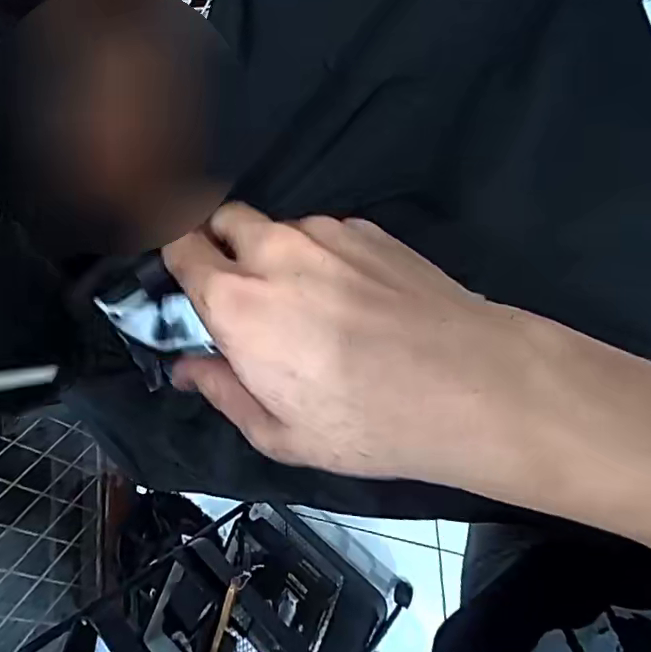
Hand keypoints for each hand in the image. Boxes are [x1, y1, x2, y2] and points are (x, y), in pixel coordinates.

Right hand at [162, 203, 554, 484]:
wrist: (475, 385)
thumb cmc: (368, 422)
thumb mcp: (281, 433)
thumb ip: (220, 391)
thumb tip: (185, 367)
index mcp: (237, 302)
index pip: (178, 246)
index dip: (175, 257)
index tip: (185, 276)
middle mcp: (271, 252)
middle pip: (219, 218)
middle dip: (218, 243)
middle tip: (240, 285)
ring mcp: (322, 233)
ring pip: (274, 225)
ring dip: (273, 251)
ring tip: (309, 296)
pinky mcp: (365, 228)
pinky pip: (322, 231)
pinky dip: (320, 253)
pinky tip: (354, 292)